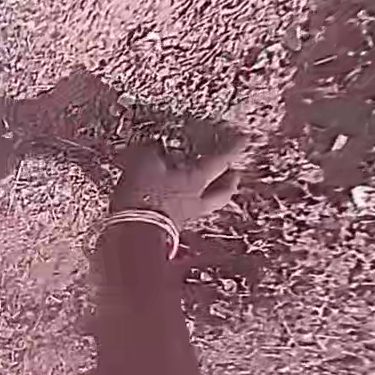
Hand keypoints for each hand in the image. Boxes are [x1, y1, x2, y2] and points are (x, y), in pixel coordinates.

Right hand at [108, 139, 248, 226]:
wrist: (131, 235)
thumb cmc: (143, 198)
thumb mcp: (143, 164)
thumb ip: (151, 153)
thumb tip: (152, 147)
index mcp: (196, 181)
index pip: (220, 161)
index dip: (233, 148)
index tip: (243, 139)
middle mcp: (195, 202)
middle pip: (222, 191)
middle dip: (229, 180)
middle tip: (233, 173)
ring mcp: (183, 219)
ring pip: (206, 205)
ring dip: (208, 196)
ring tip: (205, 189)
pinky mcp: (168, 231)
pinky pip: (184, 216)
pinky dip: (184, 207)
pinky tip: (175, 203)